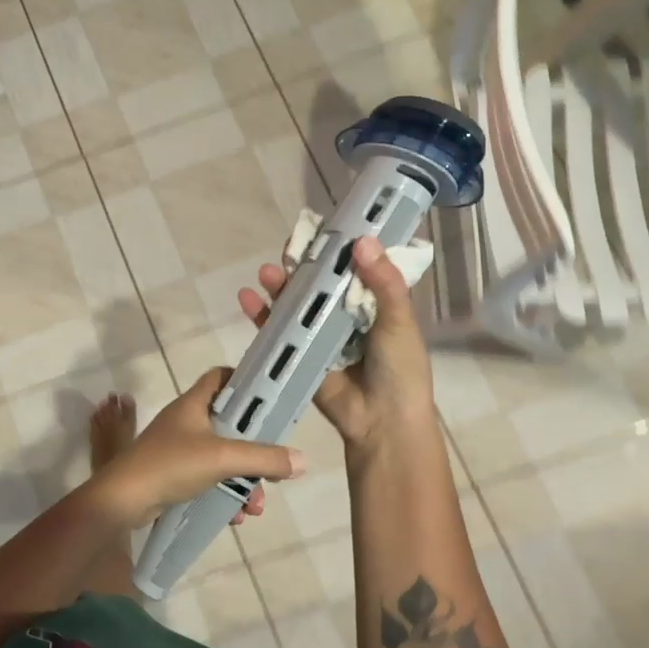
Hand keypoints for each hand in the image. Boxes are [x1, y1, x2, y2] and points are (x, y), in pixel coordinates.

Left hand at [92, 369, 304, 528]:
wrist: (124, 499)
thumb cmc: (171, 464)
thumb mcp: (222, 458)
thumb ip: (264, 458)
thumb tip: (302, 460)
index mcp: (193, 404)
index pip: (221, 378)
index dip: (246, 382)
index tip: (273, 399)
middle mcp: (186, 421)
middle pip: (230, 426)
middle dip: (255, 453)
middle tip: (273, 474)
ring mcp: (178, 448)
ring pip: (222, 458)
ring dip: (243, 482)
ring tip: (253, 509)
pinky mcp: (174, 474)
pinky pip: (209, 479)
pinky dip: (224, 494)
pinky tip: (233, 517)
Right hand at [238, 237, 436, 451]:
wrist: (382, 422)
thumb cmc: (401, 370)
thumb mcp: (399, 322)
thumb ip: (383, 284)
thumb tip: (362, 241)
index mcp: (373, 302)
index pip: (353, 266)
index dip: (338, 246)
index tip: (325, 226)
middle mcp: (343, 314)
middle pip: (317, 282)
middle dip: (302, 264)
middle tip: (290, 247)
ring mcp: (317, 334)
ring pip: (294, 303)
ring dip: (279, 286)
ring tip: (266, 272)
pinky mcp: (297, 354)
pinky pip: (276, 331)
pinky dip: (260, 314)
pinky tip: (247, 298)